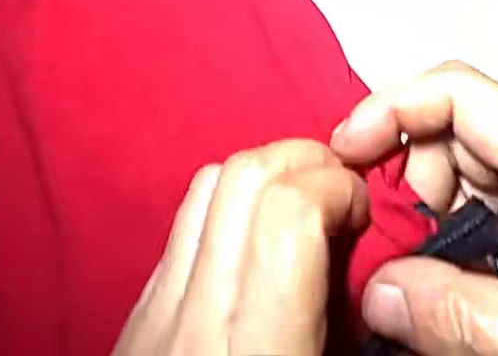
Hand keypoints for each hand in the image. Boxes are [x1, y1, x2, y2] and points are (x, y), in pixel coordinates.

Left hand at [113, 139, 370, 354]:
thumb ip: (349, 322)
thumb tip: (362, 257)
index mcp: (252, 354)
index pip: (287, 212)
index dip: (336, 188)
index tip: (360, 209)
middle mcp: (193, 323)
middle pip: (244, 176)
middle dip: (305, 161)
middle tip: (338, 194)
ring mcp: (152, 315)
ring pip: (207, 183)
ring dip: (265, 174)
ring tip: (300, 208)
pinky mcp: (135, 317)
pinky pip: (181, 223)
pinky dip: (228, 206)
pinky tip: (255, 241)